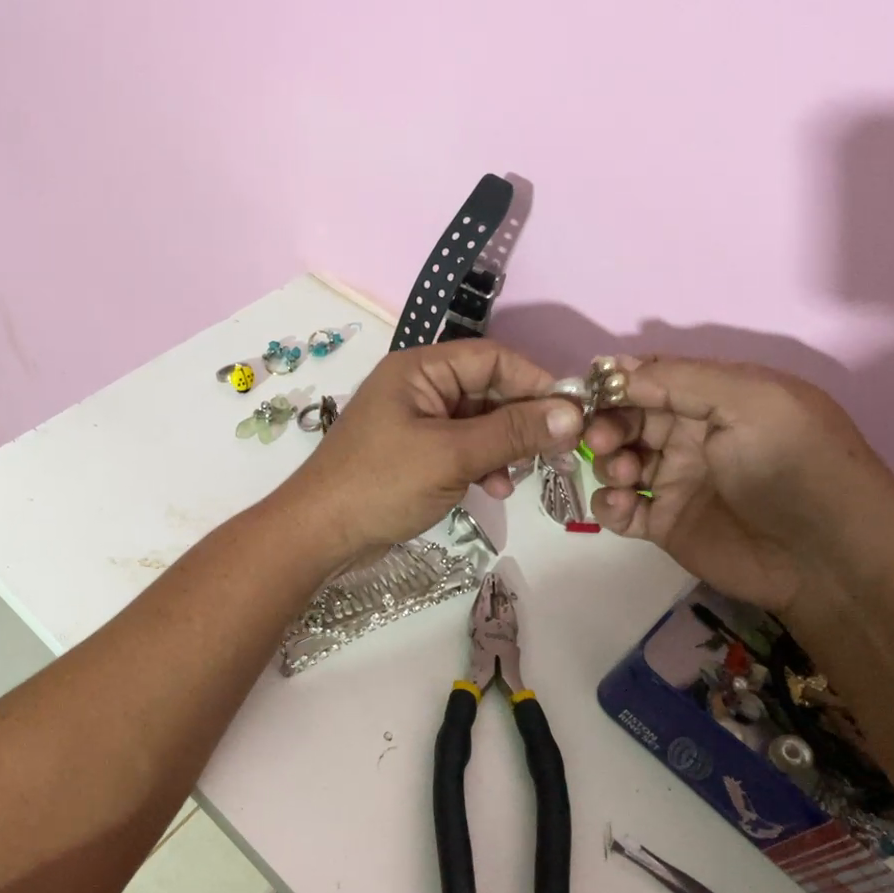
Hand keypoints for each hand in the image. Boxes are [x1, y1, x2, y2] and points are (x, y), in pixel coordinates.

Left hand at [274, 339, 583, 555]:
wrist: (319, 534)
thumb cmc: (381, 484)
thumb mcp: (452, 455)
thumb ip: (512, 433)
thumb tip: (573, 415)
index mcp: (419, 369)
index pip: (492, 358)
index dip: (535, 382)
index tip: (572, 414)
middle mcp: (418, 387)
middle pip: (488, 390)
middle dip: (521, 421)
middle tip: (555, 452)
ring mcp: (414, 423)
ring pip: (478, 423)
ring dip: (504, 447)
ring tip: (518, 477)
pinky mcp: (414, 455)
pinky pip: (461, 448)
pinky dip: (481, 465)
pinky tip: (492, 490)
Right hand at [582, 357, 893, 612]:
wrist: (828, 558)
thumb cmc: (793, 465)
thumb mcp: (750, 401)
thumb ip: (679, 380)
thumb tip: (613, 369)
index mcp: (717, 399)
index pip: (653, 378)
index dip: (617, 382)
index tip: (589, 391)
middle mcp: (693, 435)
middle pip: (627, 418)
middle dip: (606, 423)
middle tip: (599, 439)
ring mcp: (677, 481)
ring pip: (617, 460)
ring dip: (607, 462)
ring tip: (624, 476)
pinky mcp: (665, 524)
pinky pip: (619, 507)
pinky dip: (608, 503)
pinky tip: (623, 505)